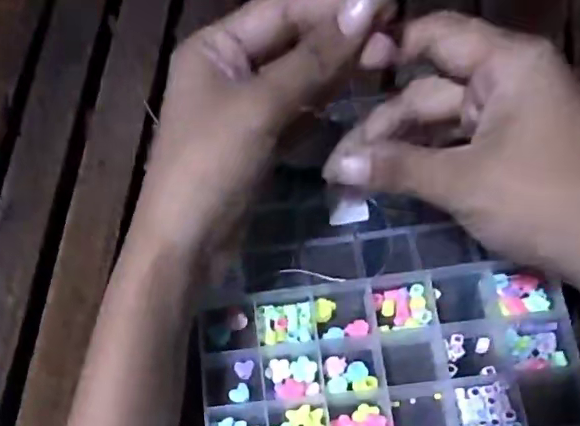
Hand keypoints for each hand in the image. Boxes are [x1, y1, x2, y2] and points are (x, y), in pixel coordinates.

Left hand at [132, 0, 395, 257]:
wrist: (184, 248)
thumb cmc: (210, 168)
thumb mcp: (260, 107)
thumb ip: (312, 60)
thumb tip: (365, 4)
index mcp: (215, 47)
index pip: (283, 8)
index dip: (334, 6)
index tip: (385, 3)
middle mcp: (228, 73)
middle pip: (291, 44)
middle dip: (338, 40)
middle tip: (394, 39)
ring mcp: (242, 115)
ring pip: (296, 83)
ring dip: (335, 74)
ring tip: (384, 62)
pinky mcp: (255, 151)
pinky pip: (293, 119)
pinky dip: (320, 112)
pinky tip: (352, 102)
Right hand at [323, 13, 579, 273]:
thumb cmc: (539, 198)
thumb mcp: (463, 182)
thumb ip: (399, 169)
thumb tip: (336, 166)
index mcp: (506, 63)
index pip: (438, 35)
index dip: (391, 49)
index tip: (346, 70)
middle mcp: (510, 80)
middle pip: (434, 89)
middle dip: (385, 123)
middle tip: (338, 161)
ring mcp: (514, 120)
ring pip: (445, 124)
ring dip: (403, 149)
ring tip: (357, 176)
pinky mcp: (514, 155)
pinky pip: (462, 149)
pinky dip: (430, 164)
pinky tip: (397, 181)